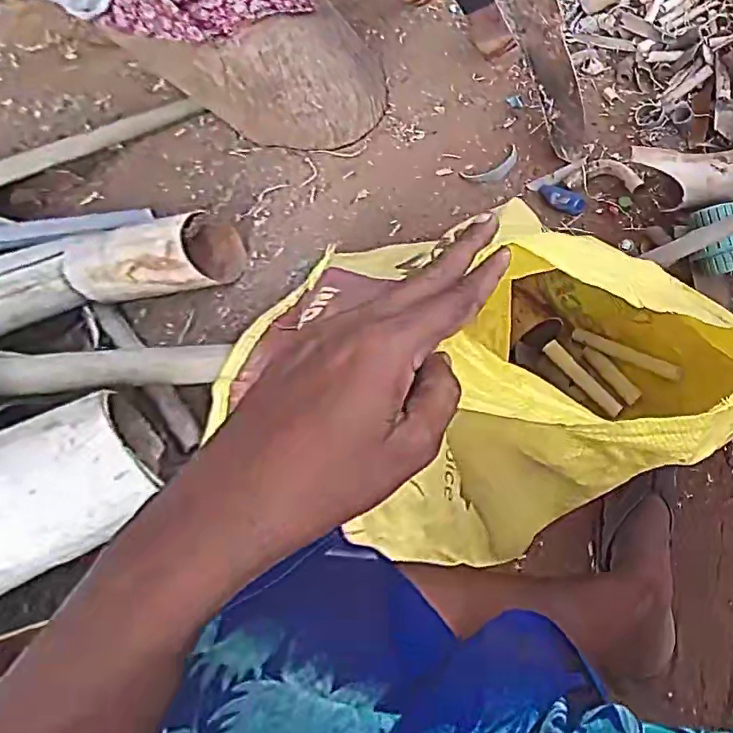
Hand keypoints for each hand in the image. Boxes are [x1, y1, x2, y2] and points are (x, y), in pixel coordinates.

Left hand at [167, 214, 508, 557]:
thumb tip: (436, 366)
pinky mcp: (300, 350)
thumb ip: (440, 397)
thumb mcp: (409, 450)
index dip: (483, 277)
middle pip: (421, 281)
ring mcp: (321, 335)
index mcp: (385, 349)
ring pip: (390, 297)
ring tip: (454, 261)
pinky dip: (393, 305)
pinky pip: (361, 317)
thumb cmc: (324, 485)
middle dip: (460, 250)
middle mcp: (353, 329)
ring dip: (427, 278)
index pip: (450, 303)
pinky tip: (402, 314)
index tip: (506, 252)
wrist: (226, 507)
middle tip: (487, 225)